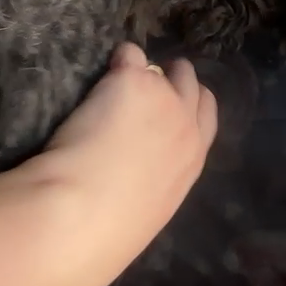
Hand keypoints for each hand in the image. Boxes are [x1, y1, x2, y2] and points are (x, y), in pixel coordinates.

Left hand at [11, 43, 217, 285]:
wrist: (80, 214)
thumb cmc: (110, 230)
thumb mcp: (154, 205)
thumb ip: (159, 174)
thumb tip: (143, 165)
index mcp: (193, 159)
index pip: (205, 112)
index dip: (187, 101)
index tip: (169, 103)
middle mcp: (185, 122)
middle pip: (189, 81)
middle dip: (170, 77)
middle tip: (143, 84)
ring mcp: (161, 96)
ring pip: (159, 65)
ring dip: (141, 69)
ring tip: (115, 79)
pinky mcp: (130, 79)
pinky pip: (127, 55)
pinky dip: (115, 61)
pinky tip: (97, 77)